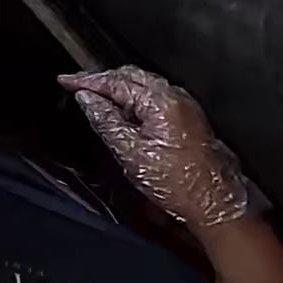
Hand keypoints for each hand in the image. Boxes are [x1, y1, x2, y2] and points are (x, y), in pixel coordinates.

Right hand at [59, 66, 249, 230]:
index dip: (87, 81)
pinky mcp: (187, 117)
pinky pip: (153, 95)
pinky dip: (133, 96)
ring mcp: (183, 105)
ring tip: (95, 95)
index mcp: (160, 102)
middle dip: (102, 79)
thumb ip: (106, 120)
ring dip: (117, 87)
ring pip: (142, 84)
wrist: (217, 206)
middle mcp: (174, 96)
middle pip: (130, 76)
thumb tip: (86, 98)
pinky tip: (121, 108)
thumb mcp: (131, 153)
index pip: (116, 82)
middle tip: (76, 85)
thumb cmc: (174, 183)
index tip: (65, 81)